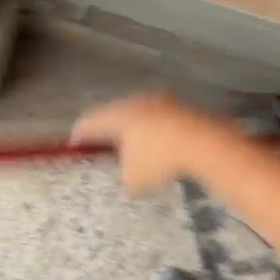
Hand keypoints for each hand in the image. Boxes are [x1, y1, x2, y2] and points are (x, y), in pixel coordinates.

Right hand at [74, 93, 250, 194]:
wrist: (205, 141)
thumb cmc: (160, 158)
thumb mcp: (133, 179)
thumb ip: (122, 175)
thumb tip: (126, 174)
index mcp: (116, 116)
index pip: (88, 121)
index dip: (79, 134)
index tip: (74, 143)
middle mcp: (134, 102)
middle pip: (113, 113)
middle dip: (108, 129)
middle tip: (105, 144)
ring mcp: (159, 99)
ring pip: (138, 112)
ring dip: (134, 128)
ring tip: (135, 146)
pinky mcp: (180, 104)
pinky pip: (159, 116)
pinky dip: (155, 128)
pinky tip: (162, 143)